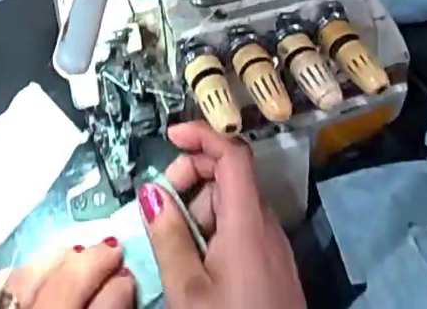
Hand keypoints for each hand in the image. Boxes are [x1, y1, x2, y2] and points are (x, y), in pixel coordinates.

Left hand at [0, 240, 136, 308]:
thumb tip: (122, 288)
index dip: (117, 290)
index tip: (130, 272)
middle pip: (60, 289)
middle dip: (88, 264)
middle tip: (113, 247)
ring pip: (22, 281)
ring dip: (53, 262)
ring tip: (76, 252)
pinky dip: (12, 275)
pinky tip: (28, 268)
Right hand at [139, 121, 305, 308]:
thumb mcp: (187, 290)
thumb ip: (167, 234)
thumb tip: (151, 192)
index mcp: (248, 225)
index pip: (233, 154)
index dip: (201, 135)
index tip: (169, 139)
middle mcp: (267, 230)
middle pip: (230, 175)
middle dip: (191, 175)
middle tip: (162, 202)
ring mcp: (274, 252)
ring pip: (232, 203)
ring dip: (198, 205)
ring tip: (176, 240)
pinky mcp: (275, 272)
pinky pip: (241, 229)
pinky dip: (213, 228)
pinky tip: (196, 259)